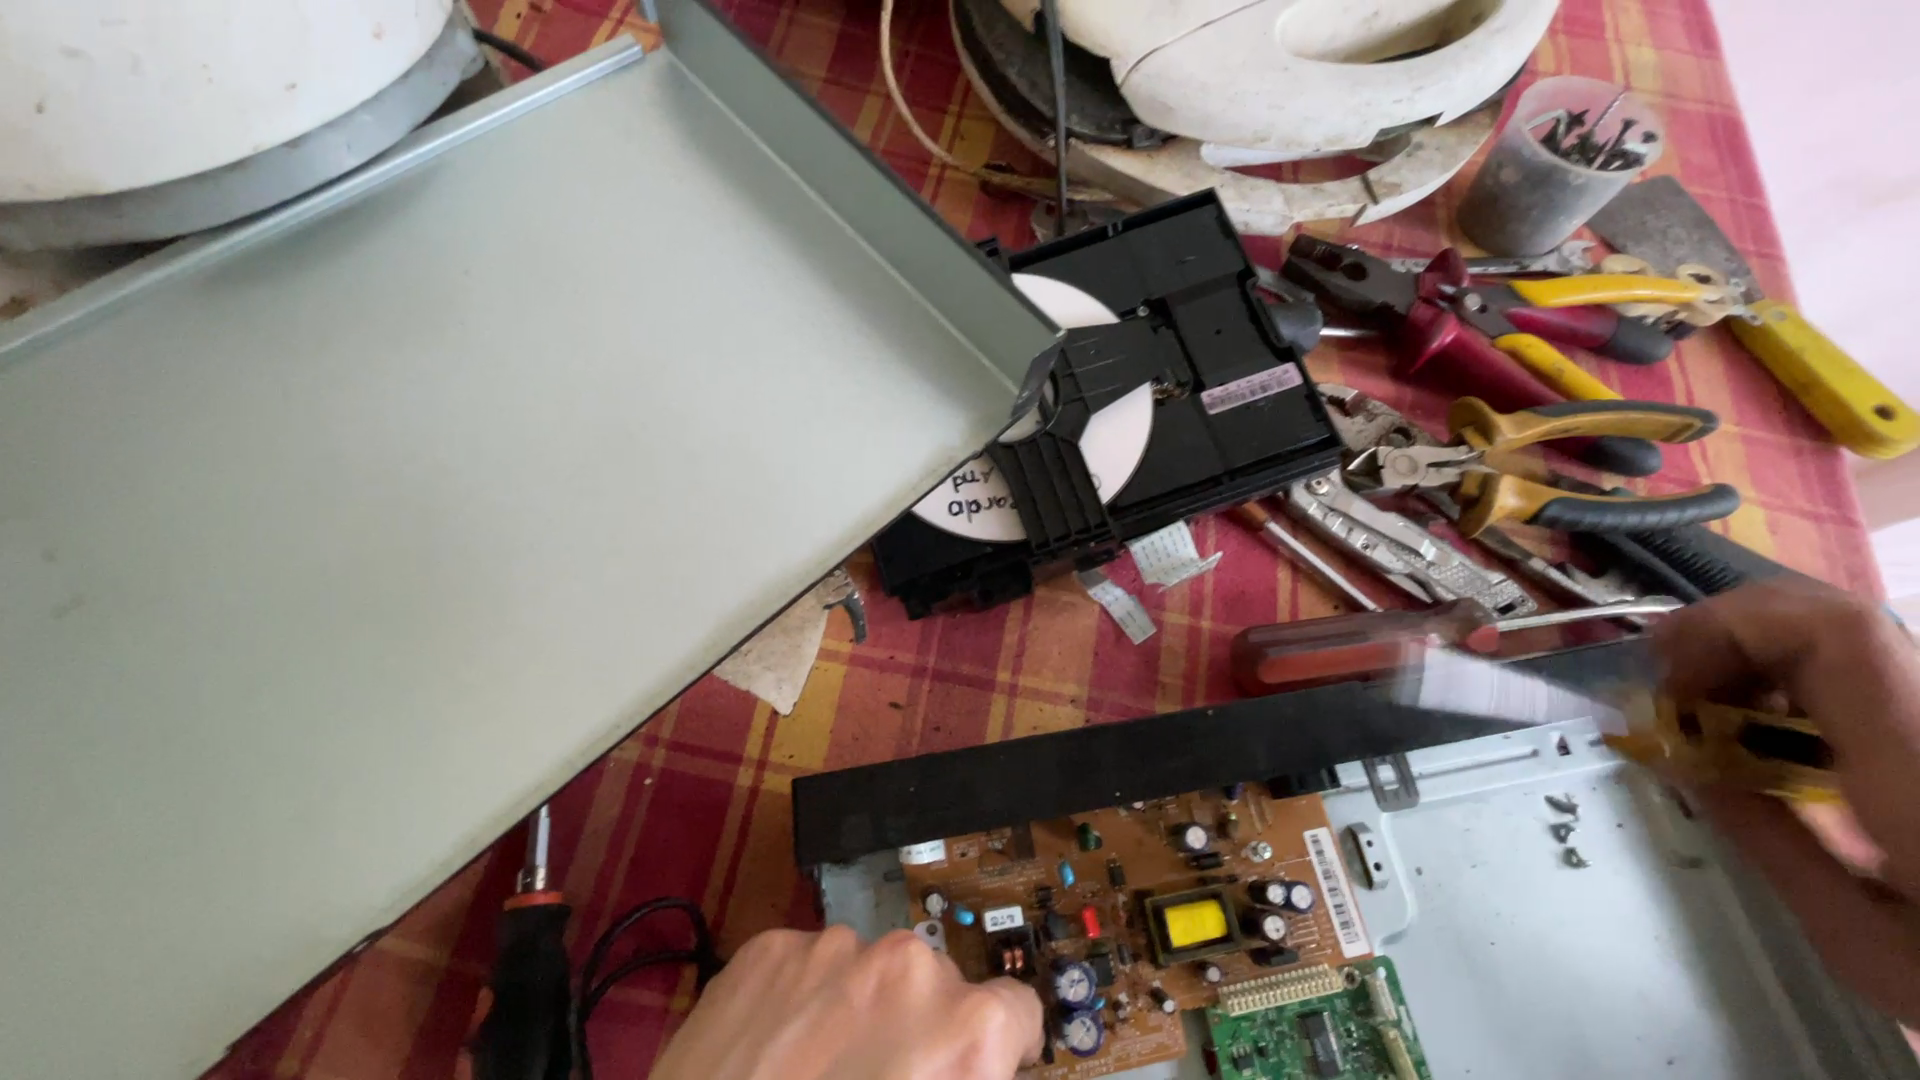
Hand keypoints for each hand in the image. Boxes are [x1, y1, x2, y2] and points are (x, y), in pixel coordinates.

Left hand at [651, 926, 1042, 1079]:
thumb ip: (964, 1076)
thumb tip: (962, 1064)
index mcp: (963, 1027)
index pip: (1015, 1010)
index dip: (997, 1048)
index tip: (966, 1071)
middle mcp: (906, 966)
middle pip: (936, 984)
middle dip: (916, 1028)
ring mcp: (830, 948)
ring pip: (869, 969)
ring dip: (858, 1007)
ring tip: (815, 1072)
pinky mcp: (767, 948)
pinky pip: (809, 963)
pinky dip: (802, 998)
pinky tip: (774, 1053)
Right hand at [1657, 579, 1919, 1025]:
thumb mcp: (1866, 944)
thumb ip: (1770, 841)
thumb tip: (1692, 766)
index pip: (1833, 633)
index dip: (1730, 626)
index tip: (1668, 678)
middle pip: (1834, 616)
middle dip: (1727, 634)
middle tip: (1673, 687)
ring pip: (1848, 636)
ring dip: (1757, 657)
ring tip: (1714, 714)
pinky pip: (1868, 672)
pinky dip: (1796, 682)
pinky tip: (1776, 734)